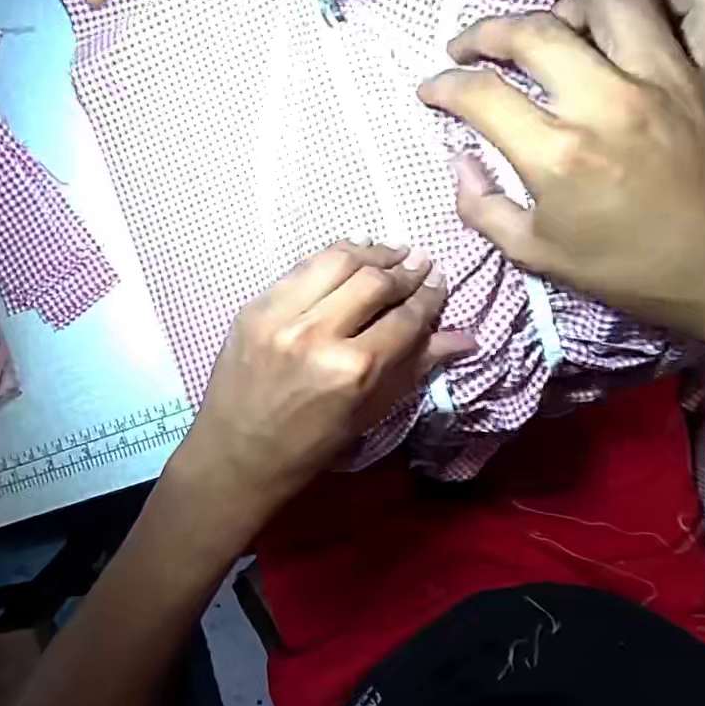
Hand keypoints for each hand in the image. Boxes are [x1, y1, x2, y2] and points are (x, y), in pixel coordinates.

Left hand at [164, 242, 475, 526]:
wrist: (238, 453)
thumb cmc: (313, 444)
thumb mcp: (372, 411)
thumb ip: (417, 365)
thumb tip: (466, 338)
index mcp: (354, 371)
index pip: (405, 318)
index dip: (429, 295)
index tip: (440, 279)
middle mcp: (318, 335)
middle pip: (374, 282)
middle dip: (404, 269)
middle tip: (420, 262)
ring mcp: (280, 316)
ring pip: (337, 261)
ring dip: (371, 252)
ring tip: (391, 252)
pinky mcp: (254, 306)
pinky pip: (302, 267)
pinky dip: (332, 256)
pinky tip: (351, 254)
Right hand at [417, 0, 704, 355]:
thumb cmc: (631, 270)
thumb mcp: (540, 258)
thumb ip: (485, 211)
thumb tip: (459, 163)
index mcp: (557, 155)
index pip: (481, 96)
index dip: (443, 86)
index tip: (432, 88)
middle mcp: (606, 101)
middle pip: (534, 32)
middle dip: (487, 32)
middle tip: (474, 47)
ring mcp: (668, 76)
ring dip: (572, 4)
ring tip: (560, 28)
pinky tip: (650, 6)